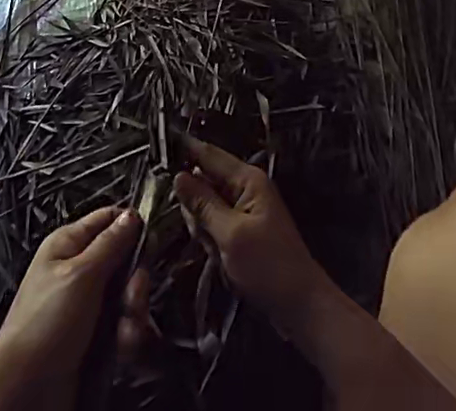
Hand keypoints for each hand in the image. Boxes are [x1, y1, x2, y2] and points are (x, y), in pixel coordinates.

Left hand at [0, 207, 141, 410]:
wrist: (25, 394)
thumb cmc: (46, 324)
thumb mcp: (80, 276)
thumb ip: (111, 244)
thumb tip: (134, 214)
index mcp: (69, 244)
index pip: (108, 218)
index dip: (132, 227)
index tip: (150, 244)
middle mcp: (79, 268)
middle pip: (124, 259)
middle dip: (135, 281)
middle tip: (133, 299)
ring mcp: (87, 302)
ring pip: (127, 294)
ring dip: (134, 313)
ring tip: (125, 333)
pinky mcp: (94, 333)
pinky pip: (122, 323)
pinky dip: (127, 335)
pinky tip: (123, 347)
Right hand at [173, 136, 334, 328]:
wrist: (299, 305)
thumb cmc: (267, 266)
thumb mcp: (230, 234)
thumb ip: (203, 203)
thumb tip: (178, 176)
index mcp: (248, 178)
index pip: (209, 154)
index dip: (184, 150)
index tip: (156, 150)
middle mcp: (245, 186)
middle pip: (204, 181)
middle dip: (195, 205)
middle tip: (202, 231)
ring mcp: (244, 208)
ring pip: (206, 205)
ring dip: (203, 227)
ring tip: (216, 249)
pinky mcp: (241, 228)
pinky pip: (214, 223)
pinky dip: (211, 239)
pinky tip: (220, 256)